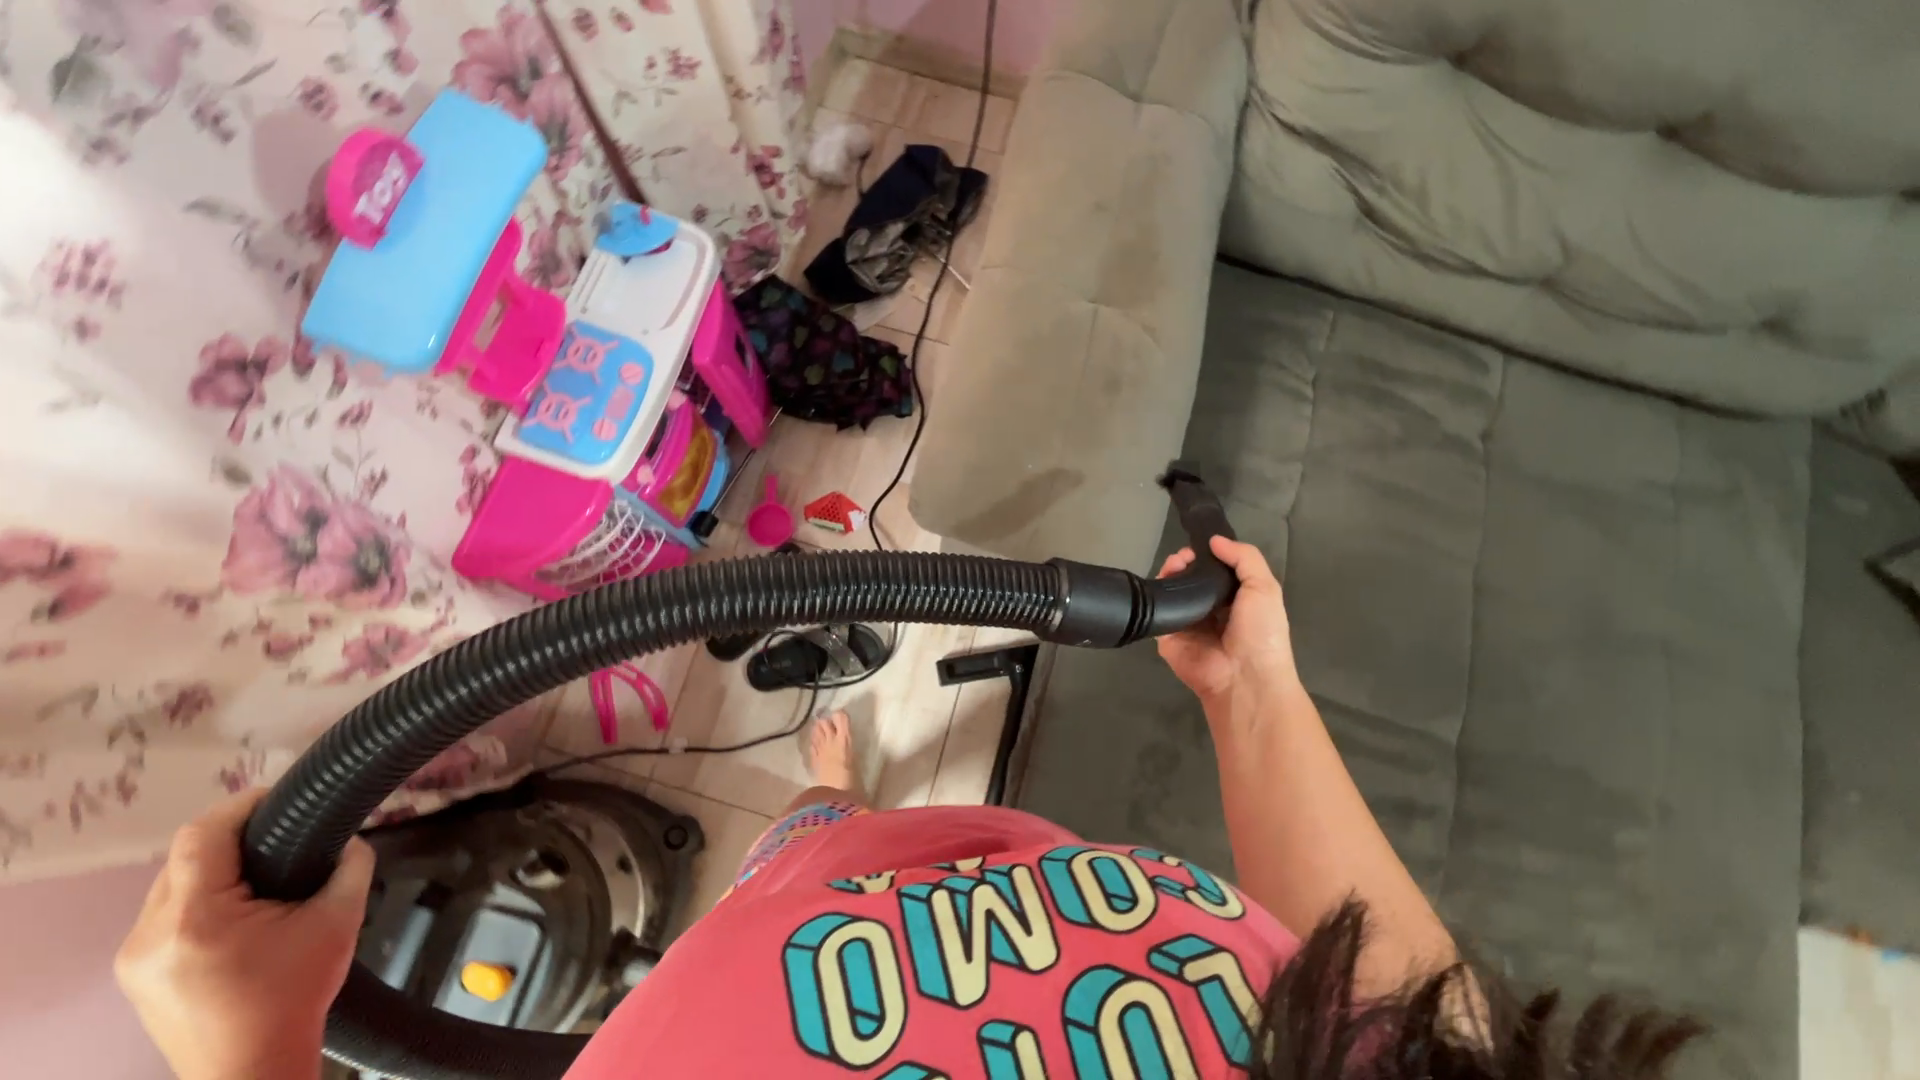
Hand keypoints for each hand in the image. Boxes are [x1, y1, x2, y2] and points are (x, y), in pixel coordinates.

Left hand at [116, 789, 374, 1079]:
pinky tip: (243, 907)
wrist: (252, 1070)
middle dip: (234, 837)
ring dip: (217, 868)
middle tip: (286, 833)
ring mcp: (134, 955)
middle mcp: (148, 933)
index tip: (282, 798)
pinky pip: (167, 911)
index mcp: (194, 918)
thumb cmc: (295, 994)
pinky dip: (204, 896)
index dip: (241, 806)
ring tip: (269, 871)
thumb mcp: (339, 921)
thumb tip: (348, 838)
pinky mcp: (136, 971)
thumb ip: (350, 867)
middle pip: (183, 857)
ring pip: (172, 883)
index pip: (201, 835)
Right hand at [1155, 535, 1298, 707]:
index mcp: (1235, 601)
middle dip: (1185, 563)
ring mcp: (1186, 624)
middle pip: (1190, 579)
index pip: (1215, 572)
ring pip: (1172, 592)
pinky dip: (1157, 596)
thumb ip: (1244, 558)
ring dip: (1170, 574)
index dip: (1206, 556)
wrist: (1244, 677)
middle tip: (1182, 557)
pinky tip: (1162, 585)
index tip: (1198, 546)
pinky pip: (1158, 612)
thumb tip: (1214, 540)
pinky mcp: (1166, 637)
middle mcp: (1209, 611)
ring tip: (1173, 566)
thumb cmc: (1261, 632)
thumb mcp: (1265, 587)